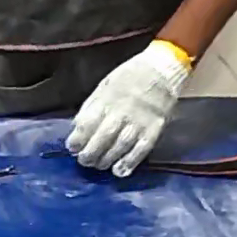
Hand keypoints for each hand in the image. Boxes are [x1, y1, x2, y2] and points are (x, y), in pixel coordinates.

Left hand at [65, 39, 189, 176]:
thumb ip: (89, 110)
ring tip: (100, 164)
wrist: (163, 66)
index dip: (76, 141)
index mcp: (106, 100)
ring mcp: (140, 120)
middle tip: (85, 160)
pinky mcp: (155, 127)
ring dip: (106, 160)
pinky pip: (142, 148)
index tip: (73, 147)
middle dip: (89, 154)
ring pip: (120, 146)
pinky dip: (129, 162)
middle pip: (102, 139)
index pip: (86, 125)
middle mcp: (123, 111)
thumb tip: (76, 131)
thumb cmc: (127, 79)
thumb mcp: (103, 88)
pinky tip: (120, 171)